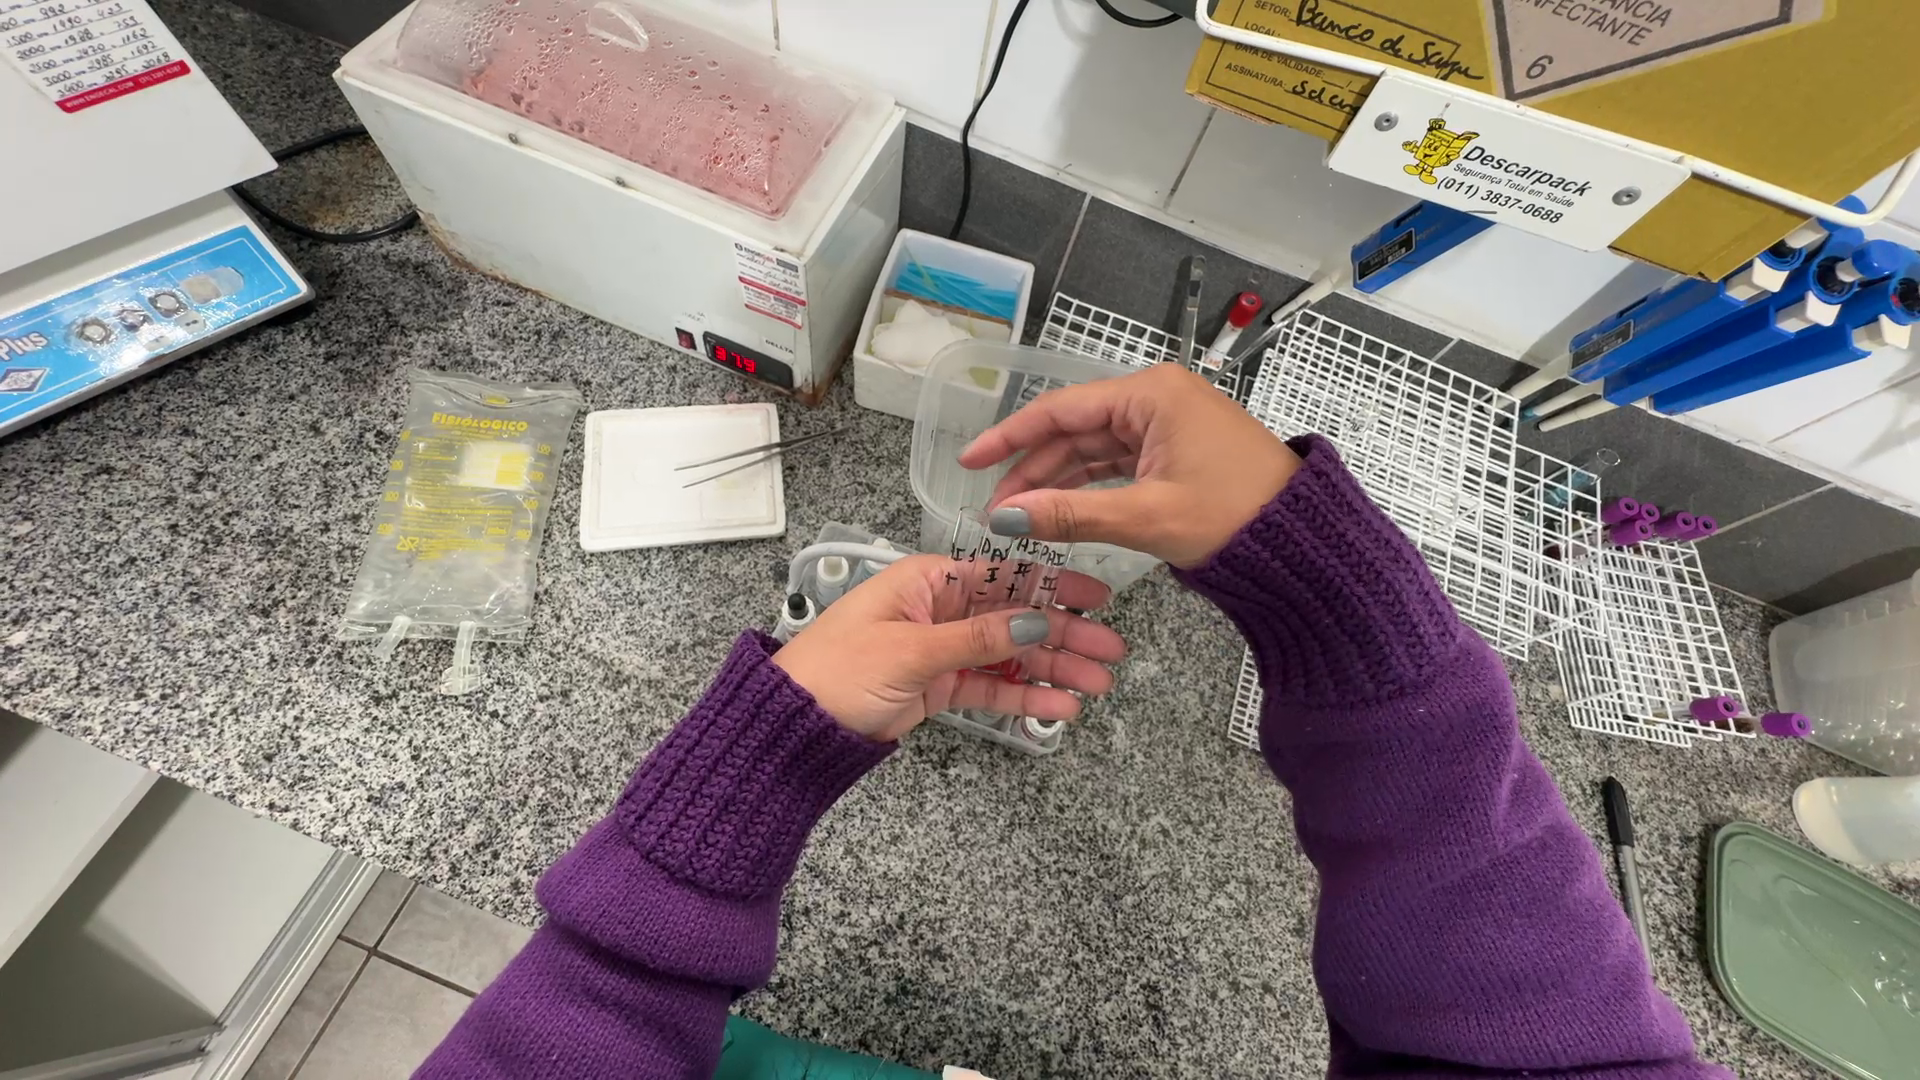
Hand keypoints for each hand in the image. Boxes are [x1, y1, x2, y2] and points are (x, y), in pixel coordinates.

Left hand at [772, 555, 1126, 741]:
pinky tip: (1058, 706)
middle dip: (1064, 633)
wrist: (794, 725)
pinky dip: (1023, 695)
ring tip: (1097, 684)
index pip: (1002, 575)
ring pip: (1010, 653)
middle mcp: (940, 609)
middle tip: (1110, 651)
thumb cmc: (836, 670)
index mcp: (927, 580)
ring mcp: (943, 648)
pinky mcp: (940, 685)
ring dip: (1053, 668)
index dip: (1052, 585)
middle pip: (1015, 616)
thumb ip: (976, 637)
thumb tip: (1034, 621)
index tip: (1094, 597)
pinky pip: (991, 684)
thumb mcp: (910, 649)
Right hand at [958, 364, 1301, 568]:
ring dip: (1057, 482)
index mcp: (1150, 395)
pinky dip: (1087, 488)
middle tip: (996, 508)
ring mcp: (1165, 425)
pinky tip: (1059, 510)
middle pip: (1073, 430)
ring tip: (1019, 516)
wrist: (1306, 542)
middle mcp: (1154, 399)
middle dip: (1032, 470)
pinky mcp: (1173, 451)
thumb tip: (1005, 517)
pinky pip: (1116, 464)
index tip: (969, 459)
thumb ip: (1069, 513)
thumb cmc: (1234, 516)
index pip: (1060, 409)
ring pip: (1093, 450)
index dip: (1009, 436)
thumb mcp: (1145, 515)